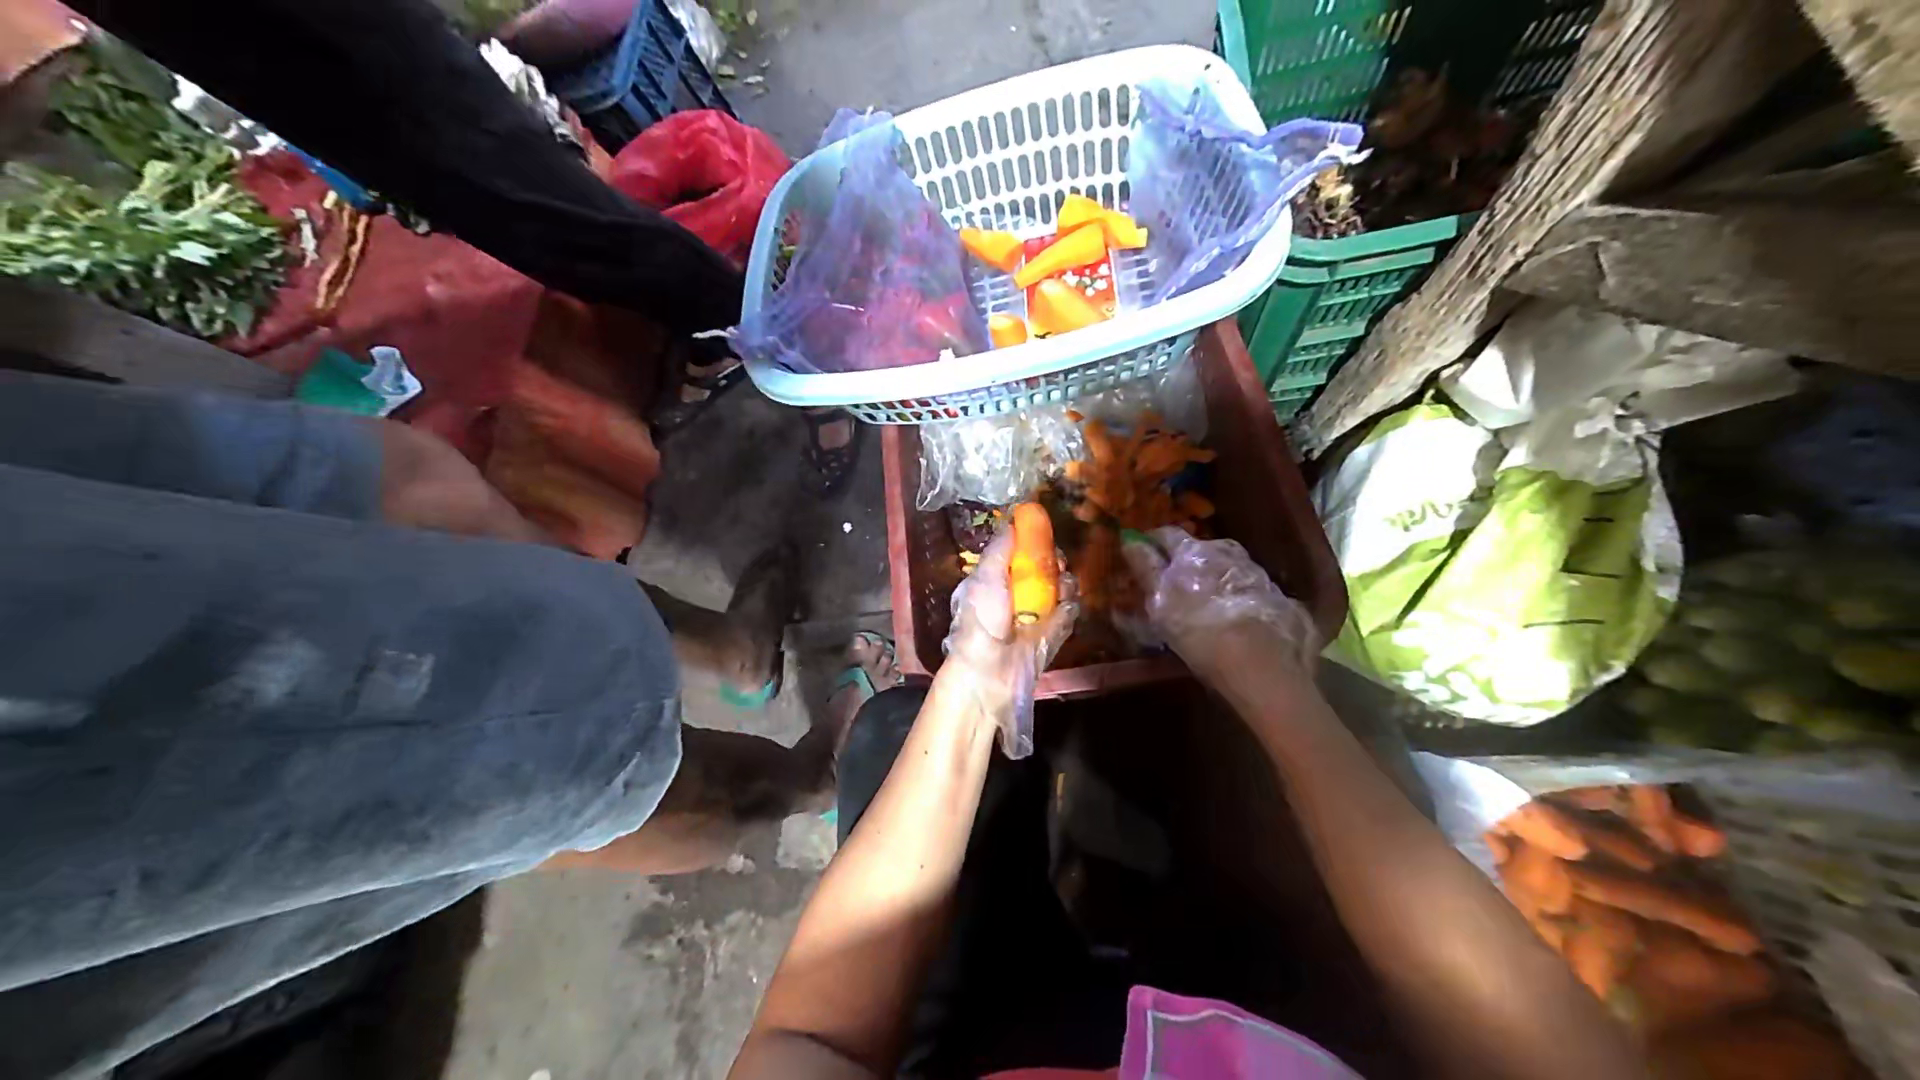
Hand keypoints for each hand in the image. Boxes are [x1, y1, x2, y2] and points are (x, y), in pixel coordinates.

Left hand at [941, 525, 1076, 756]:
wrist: (993, 671)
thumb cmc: (982, 619)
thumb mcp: (985, 576)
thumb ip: (1001, 548)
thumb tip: (1014, 520)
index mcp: (996, 580)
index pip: (1020, 554)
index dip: (1033, 542)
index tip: (1042, 534)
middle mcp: (1017, 595)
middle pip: (1046, 567)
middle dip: (1054, 560)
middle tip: (1056, 563)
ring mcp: (1038, 614)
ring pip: (1062, 587)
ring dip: (1064, 582)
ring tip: (1059, 587)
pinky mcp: (1055, 632)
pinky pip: (1070, 610)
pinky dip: (1069, 605)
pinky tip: (1063, 605)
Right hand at [1122, 527, 1318, 684]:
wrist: (1265, 662)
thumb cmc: (1199, 631)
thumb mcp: (1160, 604)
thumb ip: (1145, 569)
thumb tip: (1129, 542)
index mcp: (1192, 550)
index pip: (1165, 534)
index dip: (1150, 542)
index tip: (1140, 554)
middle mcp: (1224, 551)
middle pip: (1198, 547)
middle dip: (1183, 559)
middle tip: (1171, 581)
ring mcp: (1253, 571)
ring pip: (1224, 565)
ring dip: (1211, 576)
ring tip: (1203, 601)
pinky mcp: (1275, 594)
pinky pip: (1245, 586)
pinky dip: (1234, 594)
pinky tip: (1231, 615)